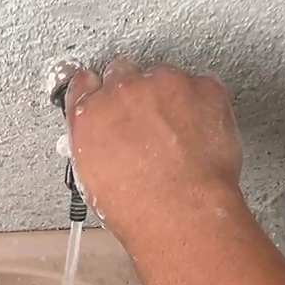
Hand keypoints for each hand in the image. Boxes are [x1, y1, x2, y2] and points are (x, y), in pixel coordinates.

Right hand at [64, 59, 244, 242]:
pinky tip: (194, 137)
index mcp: (89, 115)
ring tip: (173, 140)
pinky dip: (198, 106)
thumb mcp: (93, 180)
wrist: (181, 210)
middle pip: (122, 74)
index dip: (92, 93)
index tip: (98, 98)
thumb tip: (100, 141)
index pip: (81, 84)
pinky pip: (199, 88)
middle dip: (130, 95)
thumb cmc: (137, 207)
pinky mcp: (202, 86)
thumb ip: (92, 144)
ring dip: (166, 101)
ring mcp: (165, 84)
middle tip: (141, 127)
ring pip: (163, 80)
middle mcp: (123, 90)